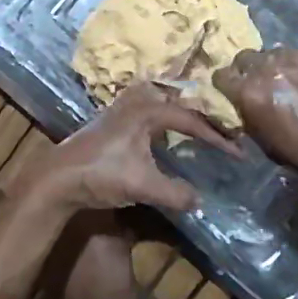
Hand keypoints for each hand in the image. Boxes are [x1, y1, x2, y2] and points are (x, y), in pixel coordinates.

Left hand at [15, 83, 237, 213]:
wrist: (59, 176)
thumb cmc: (102, 174)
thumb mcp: (144, 187)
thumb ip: (176, 193)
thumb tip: (200, 200)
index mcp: (147, 111)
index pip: (190, 119)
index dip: (216, 136)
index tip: (238, 152)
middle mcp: (134, 102)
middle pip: (174, 99)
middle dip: (200, 113)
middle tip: (221, 129)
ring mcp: (119, 109)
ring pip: (155, 98)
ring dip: (176, 108)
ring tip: (196, 123)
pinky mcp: (109, 120)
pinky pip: (143, 108)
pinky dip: (159, 114)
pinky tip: (162, 132)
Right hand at [213, 48, 297, 195]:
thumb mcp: (271, 147)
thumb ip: (252, 119)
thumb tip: (246, 108)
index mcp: (252, 93)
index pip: (221, 76)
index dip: (228, 87)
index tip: (236, 96)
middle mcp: (270, 67)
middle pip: (246, 59)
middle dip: (250, 73)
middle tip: (266, 90)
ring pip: (275, 54)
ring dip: (278, 68)